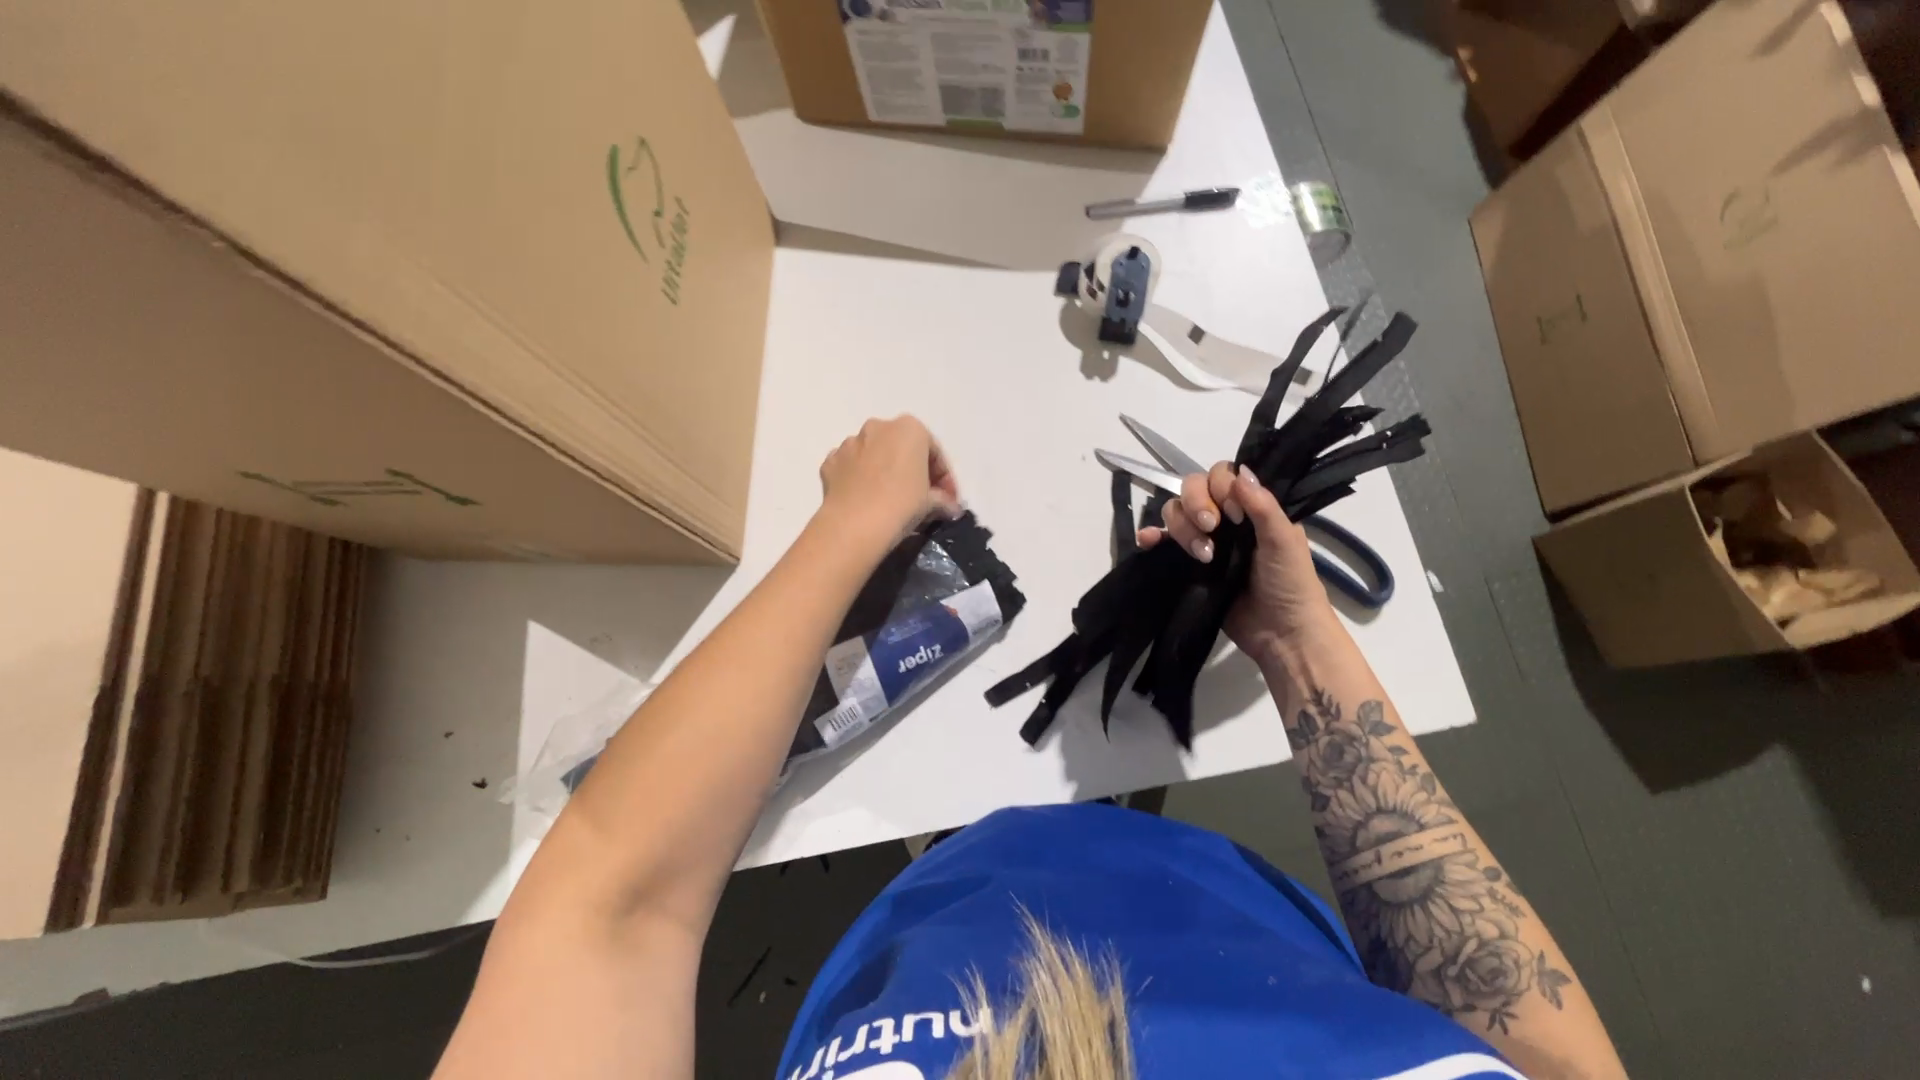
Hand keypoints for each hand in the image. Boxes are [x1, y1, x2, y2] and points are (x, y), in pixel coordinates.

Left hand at [817, 416, 960, 547]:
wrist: (854, 525)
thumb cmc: (902, 505)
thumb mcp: (931, 503)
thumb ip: (943, 499)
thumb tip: (949, 507)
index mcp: (909, 428)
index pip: (935, 453)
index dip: (945, 479)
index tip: (949, 500)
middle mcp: (878, 427)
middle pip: (902, 450)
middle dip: (913, 471)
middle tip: (922, 499)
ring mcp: (850, 443)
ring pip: (874, 456)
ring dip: (884, 473)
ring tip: (890, 502)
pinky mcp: (830, 462)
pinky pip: (851, 468)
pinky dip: (860, 480)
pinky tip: (866, 501)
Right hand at [1138, 463, 1338, 663]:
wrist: (1280, 633)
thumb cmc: (1290, 583)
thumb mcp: (1284, 541)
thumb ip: (1263, 506)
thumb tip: (1239, 472)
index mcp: (1251, 506)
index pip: (1222, 475)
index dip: (1220, 488)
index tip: (1234, 513)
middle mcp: (1225, 517)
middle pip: (1192, 488)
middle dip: (1196, 505)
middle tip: (1211, 527)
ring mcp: (1204, 539)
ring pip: (1175, 512)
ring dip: (1182, 528)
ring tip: (1203, 557)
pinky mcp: (1186, 564)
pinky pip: (1161, 542)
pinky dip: (1151, 537)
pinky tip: (1148, 541)